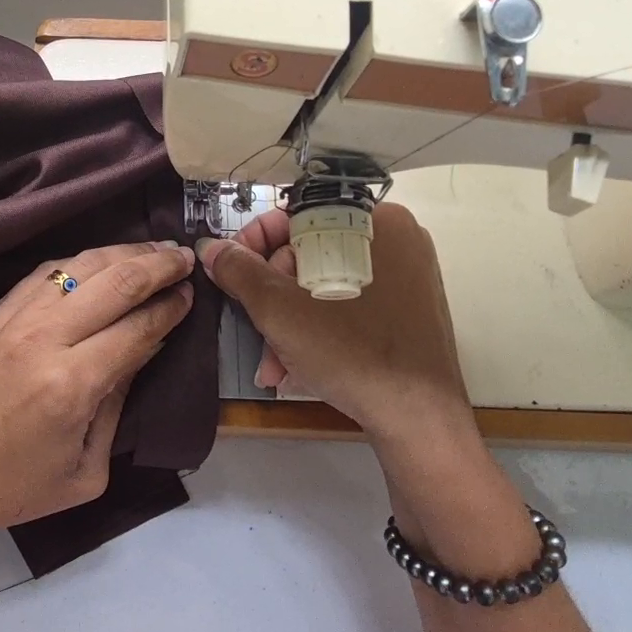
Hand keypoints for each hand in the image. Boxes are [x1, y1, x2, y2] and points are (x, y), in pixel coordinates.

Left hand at [0, 240, 196, 575]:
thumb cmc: (8, 490)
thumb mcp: (84, 472)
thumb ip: (117, 406)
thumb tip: (141, 353)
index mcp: (73, 383)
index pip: (138, 327)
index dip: (171, 308)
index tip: (192, 295)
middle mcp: (44, 338)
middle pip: (115, 282)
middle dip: (158, 265)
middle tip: (185, 258)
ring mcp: (13, 319)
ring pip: (79, 266)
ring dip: (123, 253)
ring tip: (154, 250)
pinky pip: (43, 272)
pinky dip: (79, 261)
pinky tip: (99, 261)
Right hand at [196, 203, 472, 447]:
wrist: (418, 418)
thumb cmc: (350, 349)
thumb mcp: (279, 309)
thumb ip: (239, 271)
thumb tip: (212, 248)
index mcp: (375, 221)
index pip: (297, 214)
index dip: (255, 243)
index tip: (231, 274)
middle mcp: (396, 240)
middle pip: (309, 254)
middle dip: (273, 298)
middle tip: (253, 330)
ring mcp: (407, 277)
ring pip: (326, 285)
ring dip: (289, 322)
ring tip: (272, 365)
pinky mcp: (410, 311)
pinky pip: (351, 305)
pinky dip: (320, 329)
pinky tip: (297, 367)